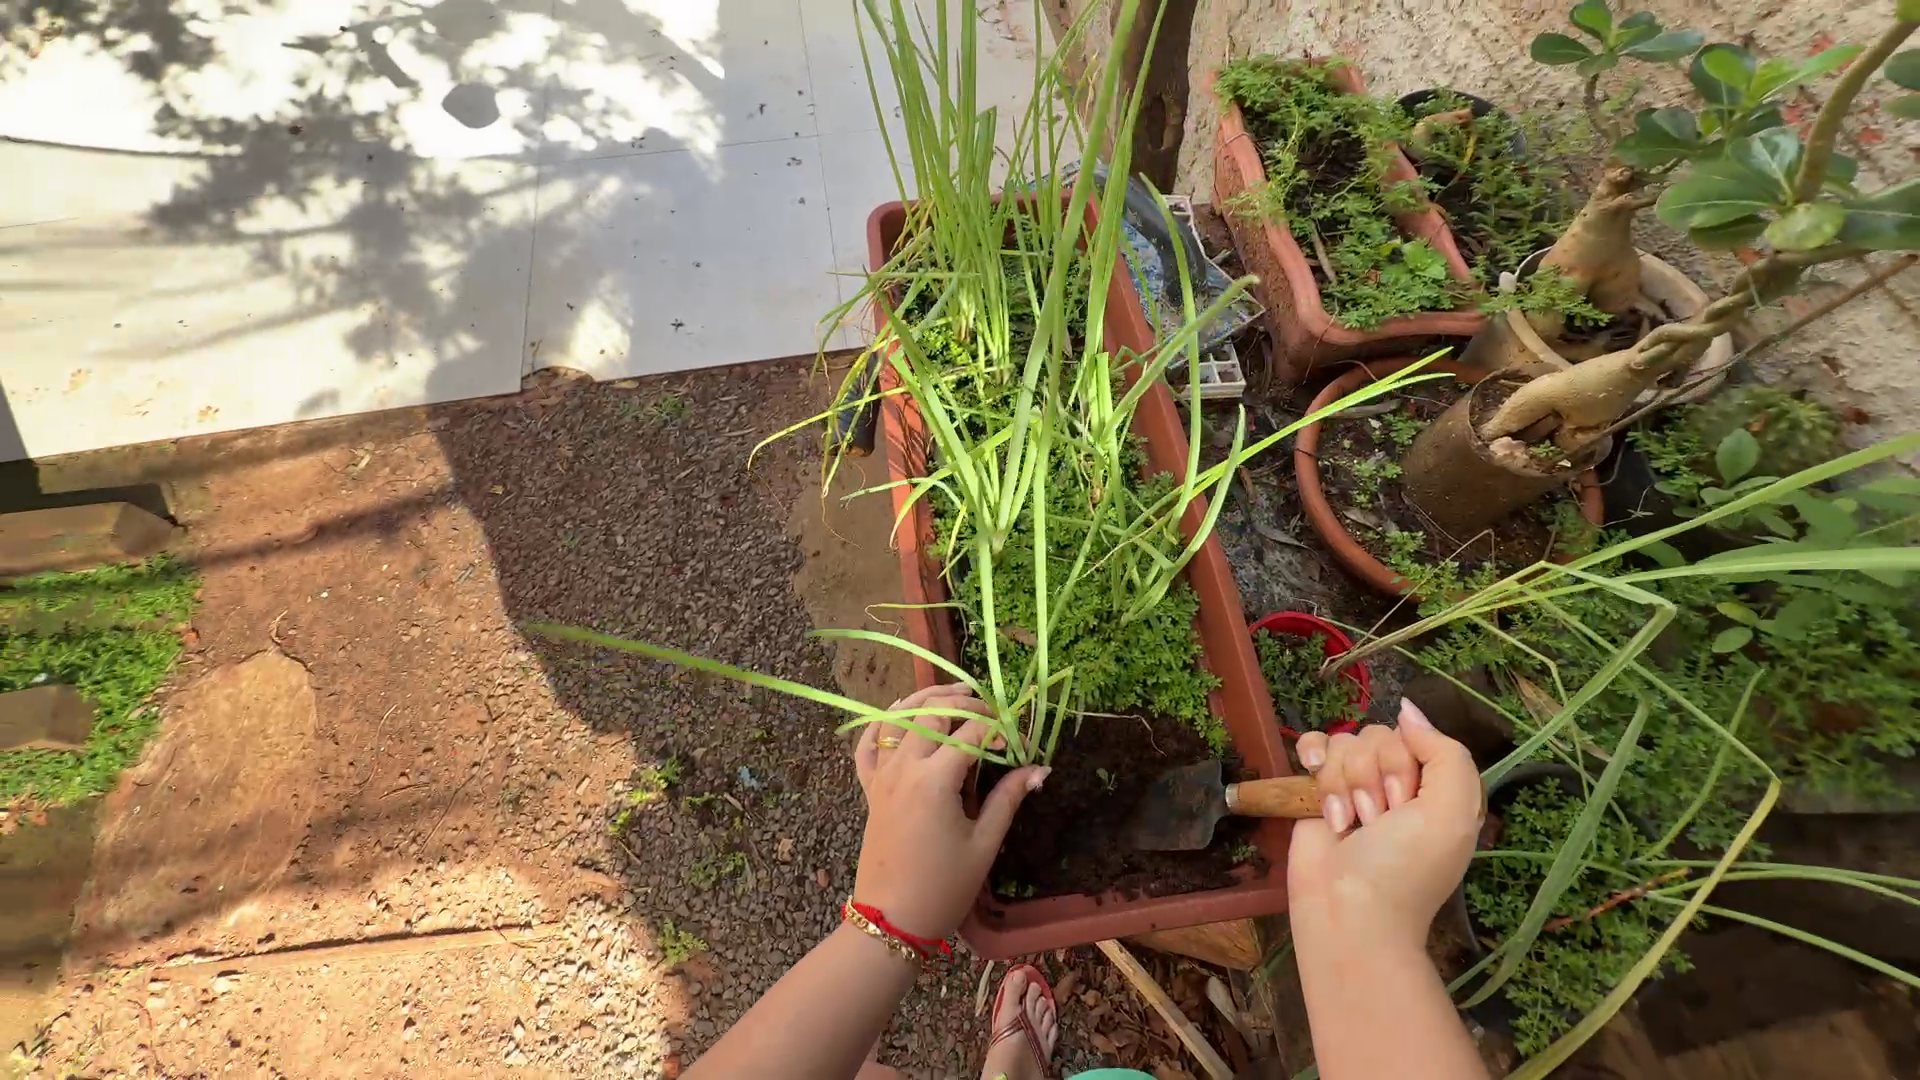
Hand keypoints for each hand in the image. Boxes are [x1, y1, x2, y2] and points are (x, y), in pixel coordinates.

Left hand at [851, 683, 1050, 940]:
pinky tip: (898, 713)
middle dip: (963, 703)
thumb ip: (1008, 799)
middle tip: (987, 706)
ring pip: (899, 719)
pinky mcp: (869, 788)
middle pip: (933, 714)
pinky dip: (882, 723)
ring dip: (926, 700)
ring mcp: (882, 776)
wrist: (892, 921)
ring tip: (952, 692)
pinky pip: (867, 745)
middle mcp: (905, 768)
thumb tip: (1039, 770)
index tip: (1013, 737)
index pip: (970, 734)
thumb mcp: (983, 844)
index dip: (996, 728)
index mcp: (935, 780)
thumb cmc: (944, 887)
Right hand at [1288, 699, 1482, 952]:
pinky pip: (1312, 745)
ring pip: (1342, 742)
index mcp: (1434, 787)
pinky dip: (1312, 760)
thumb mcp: (1450, 815)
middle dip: (1370, 777)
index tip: (1401, 802)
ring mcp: (1353, 784)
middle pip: (1375, 736)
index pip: (1414, 736)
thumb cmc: (1404, 868)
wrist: (1346, 907)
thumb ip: (1445, 755)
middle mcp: (1395, 782)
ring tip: (1346, 822)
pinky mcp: (1316, 789)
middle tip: (1374, 820)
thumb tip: (1407, 708)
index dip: (1402, 762)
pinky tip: (1312, 780)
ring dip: (1341, 782)